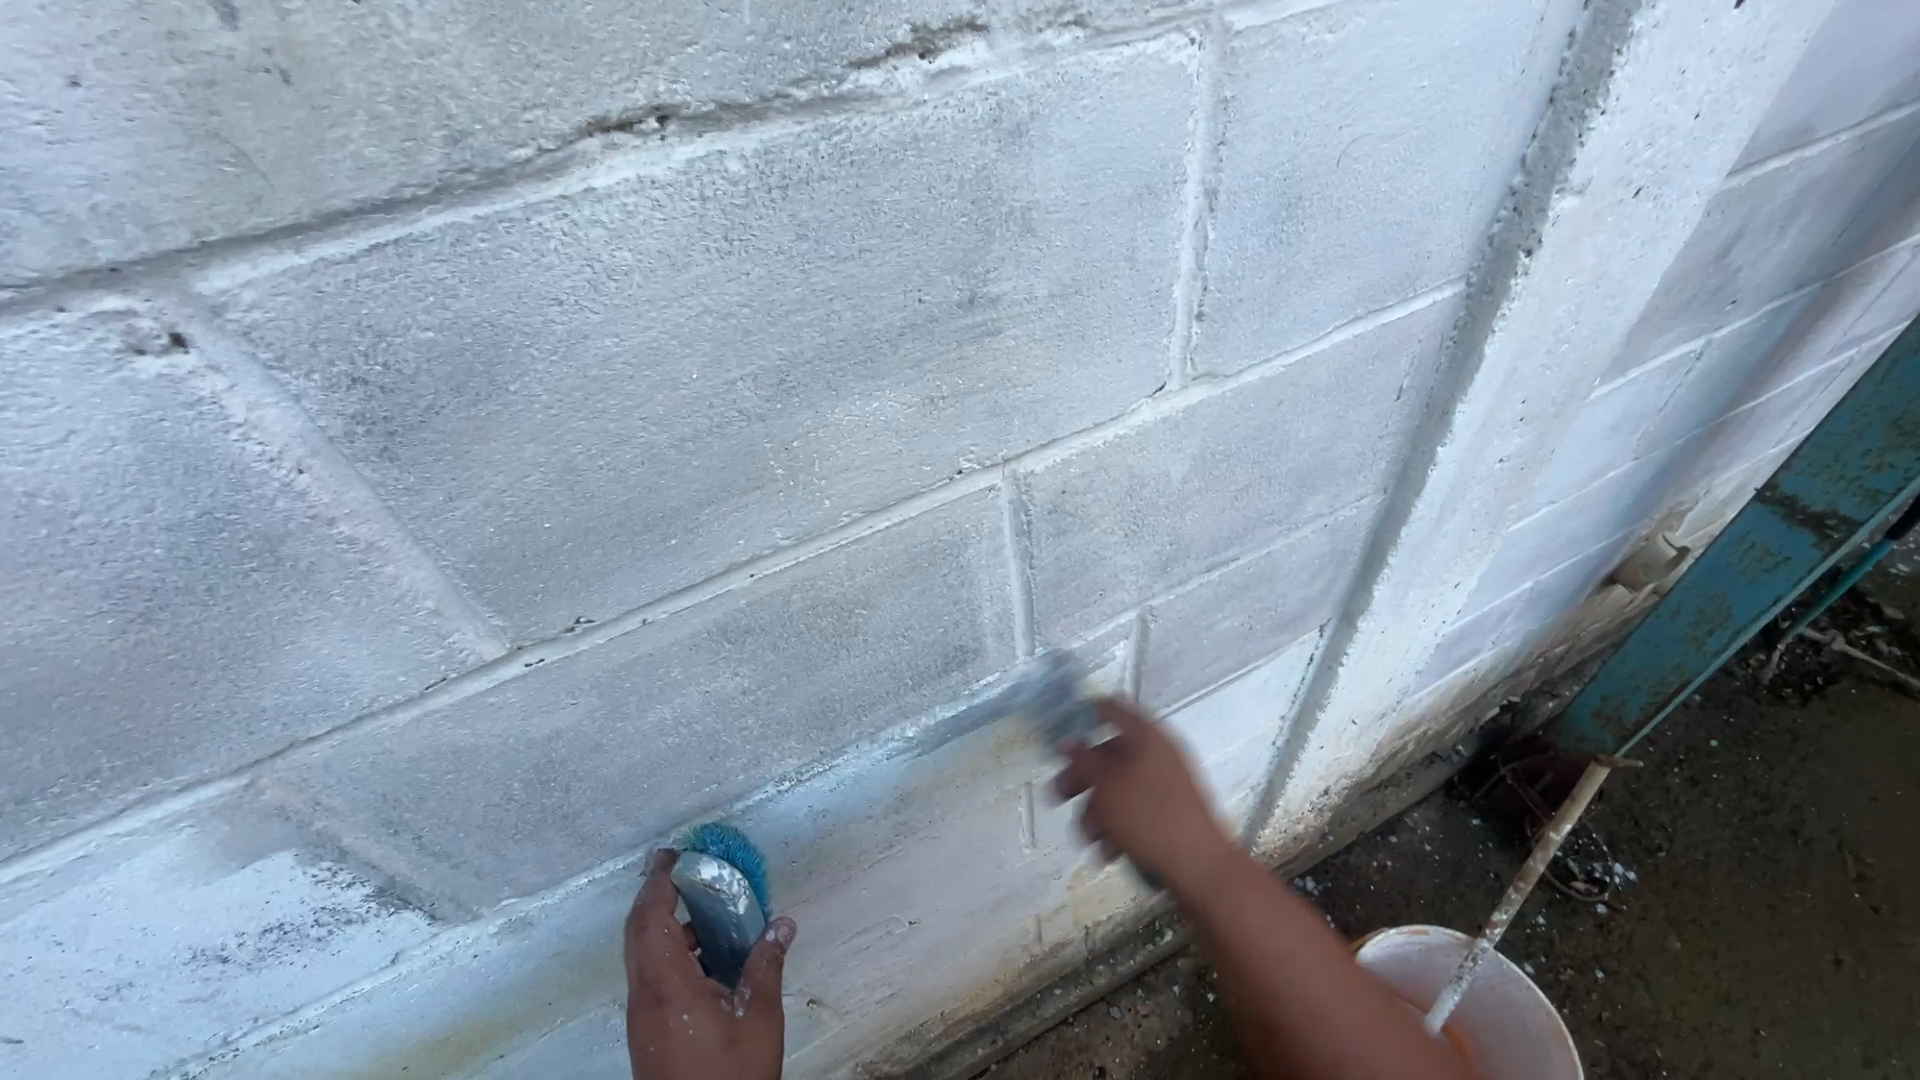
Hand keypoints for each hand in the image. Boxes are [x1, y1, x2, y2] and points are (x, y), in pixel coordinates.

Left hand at [625, 850, 796, 1079]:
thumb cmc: (730, 1076)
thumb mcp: (759, 1020)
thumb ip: (765, 968)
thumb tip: (782, 925)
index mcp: (666, 987)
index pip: (651, 919)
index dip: (658, 882)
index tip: (674, 854)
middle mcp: (645, 995)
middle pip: (638, 930)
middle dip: (656, 893)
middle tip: (684, 866)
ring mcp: (643, 1014)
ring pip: (643, 952)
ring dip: (665, 921)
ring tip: (704, 902)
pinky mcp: (649, 1028)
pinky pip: (652, 972)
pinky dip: (672, 948)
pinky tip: (707, 951)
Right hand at [1052, 698, 1237, 894]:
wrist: (1200, 866)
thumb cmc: (1148, 816)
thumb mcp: (1106, 786)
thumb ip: (1083, 761)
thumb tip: (1067, 742)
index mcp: (1146, 735)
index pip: (1112, 709)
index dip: (1086, 714)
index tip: (1064, 731)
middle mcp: (1158, 753)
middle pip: (1110, 754)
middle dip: (1082, 779)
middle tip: (1058, 797)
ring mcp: (1167, 783)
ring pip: (1119, 786)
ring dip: (1096, 810)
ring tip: (1088, 837)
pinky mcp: (1171, 812)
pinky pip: (1135, 809)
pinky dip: (1117, 825)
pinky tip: (1108, 850)